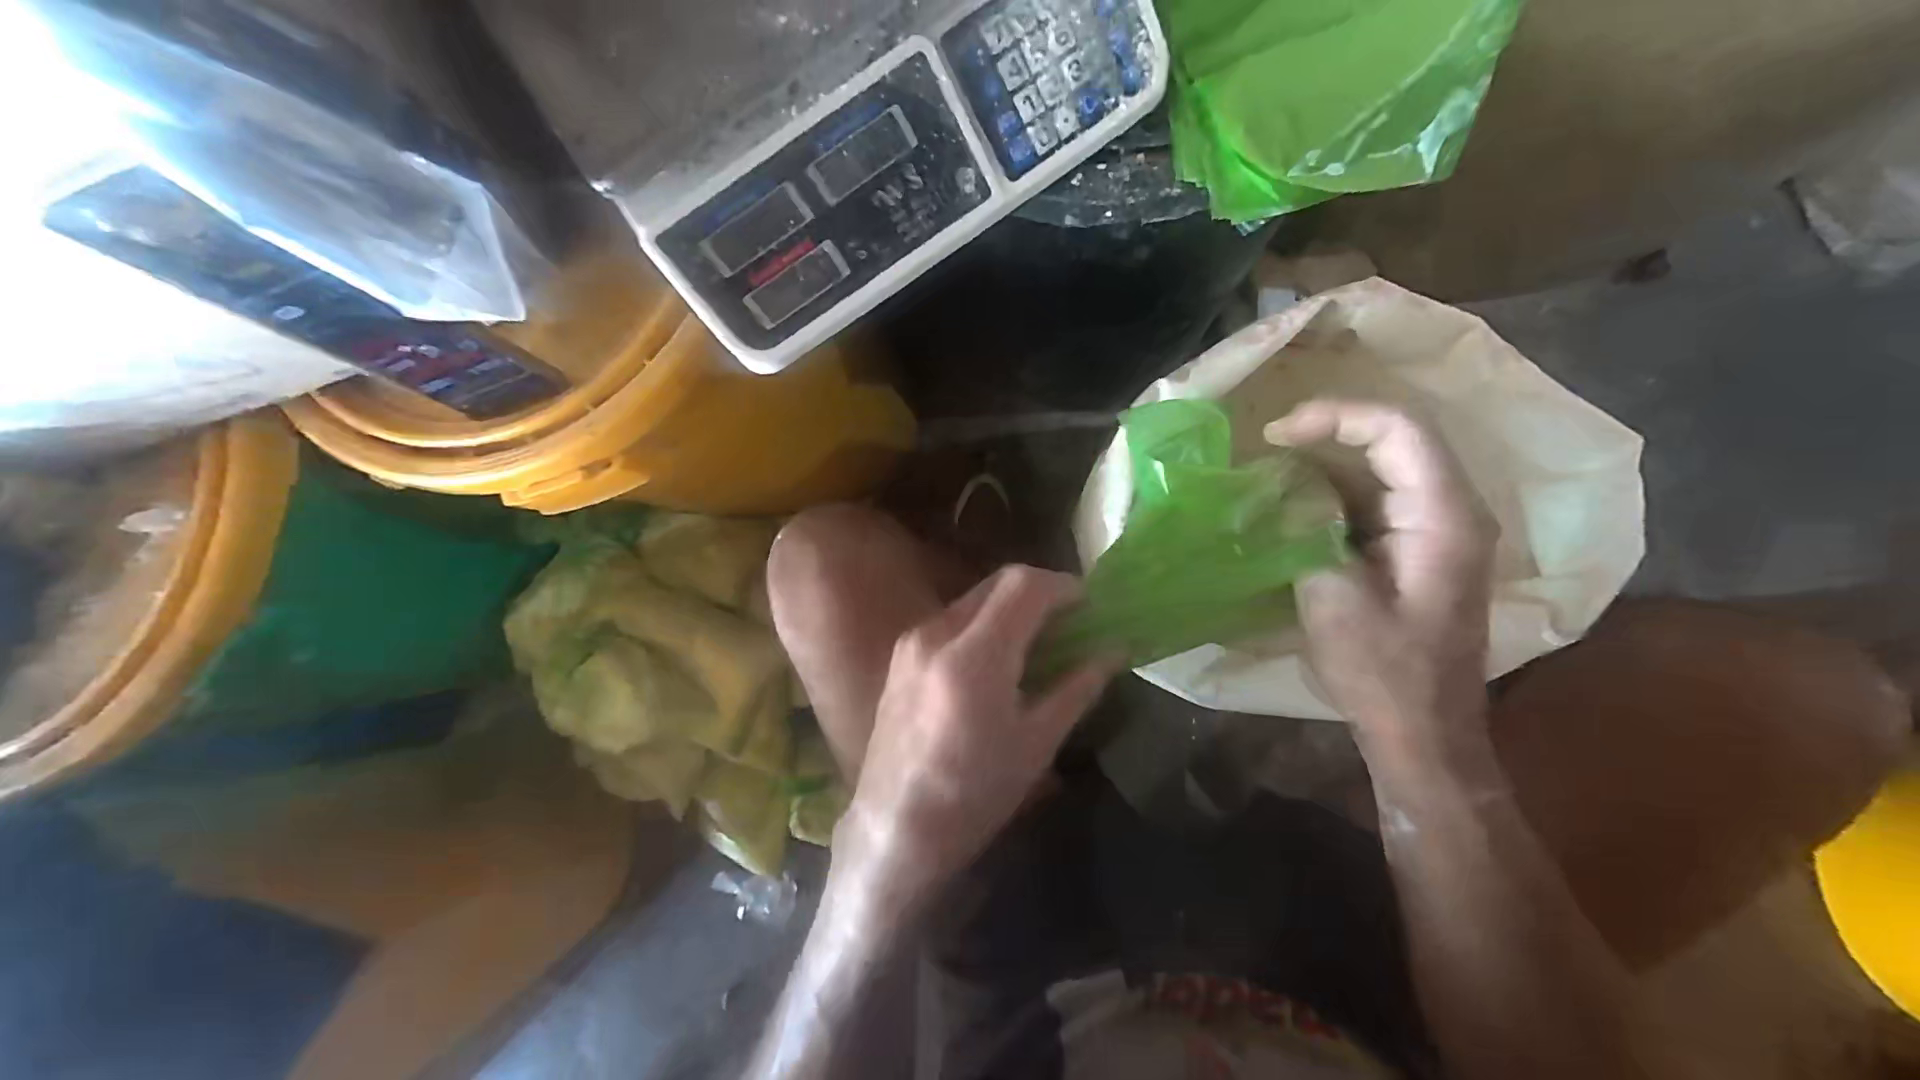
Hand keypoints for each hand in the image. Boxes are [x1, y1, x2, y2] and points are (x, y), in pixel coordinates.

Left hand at [835, 566, 1113, 904]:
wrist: (894, 829)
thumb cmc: (973, 795)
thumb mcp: (1036, 744)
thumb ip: (1077, 688)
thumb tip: (1113, 652)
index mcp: (973, 656)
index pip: (1024, 585)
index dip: (1064, 586)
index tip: (1090, 605)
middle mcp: (937, 634)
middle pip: (997, 583)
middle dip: (1039, 591)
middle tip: (1070, 620)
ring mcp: (912, 642)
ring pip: (973, 598)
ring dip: (1010, 606)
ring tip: (1039, 640)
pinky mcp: (900, 655)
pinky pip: (952, 619)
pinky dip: (984, 623)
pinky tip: (999, 657)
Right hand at [1266, 401, 1497, 755]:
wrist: (1422, 731)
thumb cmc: (1382, 672)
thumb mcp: (1333, 600)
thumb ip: (1308, 531)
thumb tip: (1285, 486)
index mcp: (1442, 517)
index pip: (1398, 430)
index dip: (1335, 417)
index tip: (1276, 434)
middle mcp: (1451, 510)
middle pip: (1396, 439)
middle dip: (1328, 432)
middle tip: (1268, 446)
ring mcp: (1436, 529)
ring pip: (1384, 466)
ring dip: (1327, 461)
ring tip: (1272, 470)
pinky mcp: (1417, 548)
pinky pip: (1376, 498)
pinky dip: (1333, 491)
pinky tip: (1294, 503)